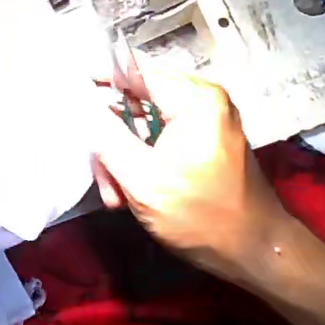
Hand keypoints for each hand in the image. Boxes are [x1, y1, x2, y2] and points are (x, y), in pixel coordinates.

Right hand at [91, 71, 298, 288]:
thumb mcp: (142, 179)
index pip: (133, 72)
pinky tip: (133, 192)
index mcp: (194, 99)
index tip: (70, 104)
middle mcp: (204, 100)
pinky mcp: (205, 141)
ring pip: (145, 125)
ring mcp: (206, 120)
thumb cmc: (200, 216)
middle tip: (104, 176)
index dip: (98, 84)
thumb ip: (106, 135)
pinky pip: (162, 139)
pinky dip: (143, 161)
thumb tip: (79, 104)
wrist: (254, 252)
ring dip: (124, 157)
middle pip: (136, 102)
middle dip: (112, 139)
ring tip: (118, 194)